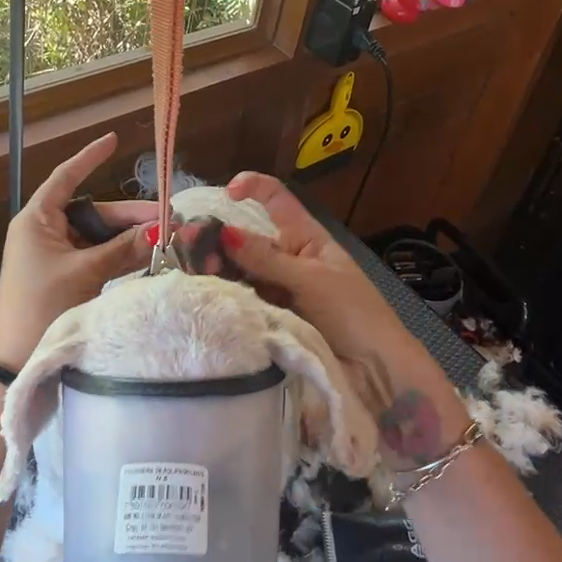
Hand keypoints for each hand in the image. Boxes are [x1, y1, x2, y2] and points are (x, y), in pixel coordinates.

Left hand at [0, 132, 155, 369]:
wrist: (14, 364)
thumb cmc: (42, 307)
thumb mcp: (85, 273)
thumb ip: (123, 249)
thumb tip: (161, 230)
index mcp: (37, 219)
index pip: (66, 177)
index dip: (90, 158)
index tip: (114, 141)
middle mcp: (43, 231)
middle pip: (92, 212)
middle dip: (128, 215)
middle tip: (167, 219)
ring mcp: (52, 255)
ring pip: (96, 236)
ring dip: (127, 238)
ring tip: (164, 238)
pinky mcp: (61, 277)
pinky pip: (94, 256)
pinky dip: (117, 256)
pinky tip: (145, 258)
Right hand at [223, 172, 469, 467]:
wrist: (375, 373)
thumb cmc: (353, 313)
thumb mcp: (312, 279)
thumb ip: (267, 259)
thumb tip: (225, 233)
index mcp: (305, 238)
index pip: (277, 200)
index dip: (253, 187)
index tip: (227, 193)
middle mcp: (287, 260)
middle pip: (247, 240)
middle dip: (218, 238)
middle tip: (187, 244)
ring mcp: (277, 291)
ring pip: (238, 272)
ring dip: (216, 269)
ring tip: (195, 273)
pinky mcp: (269, 320)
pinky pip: (241, 302)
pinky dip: (223, 297)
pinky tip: (203, 294)